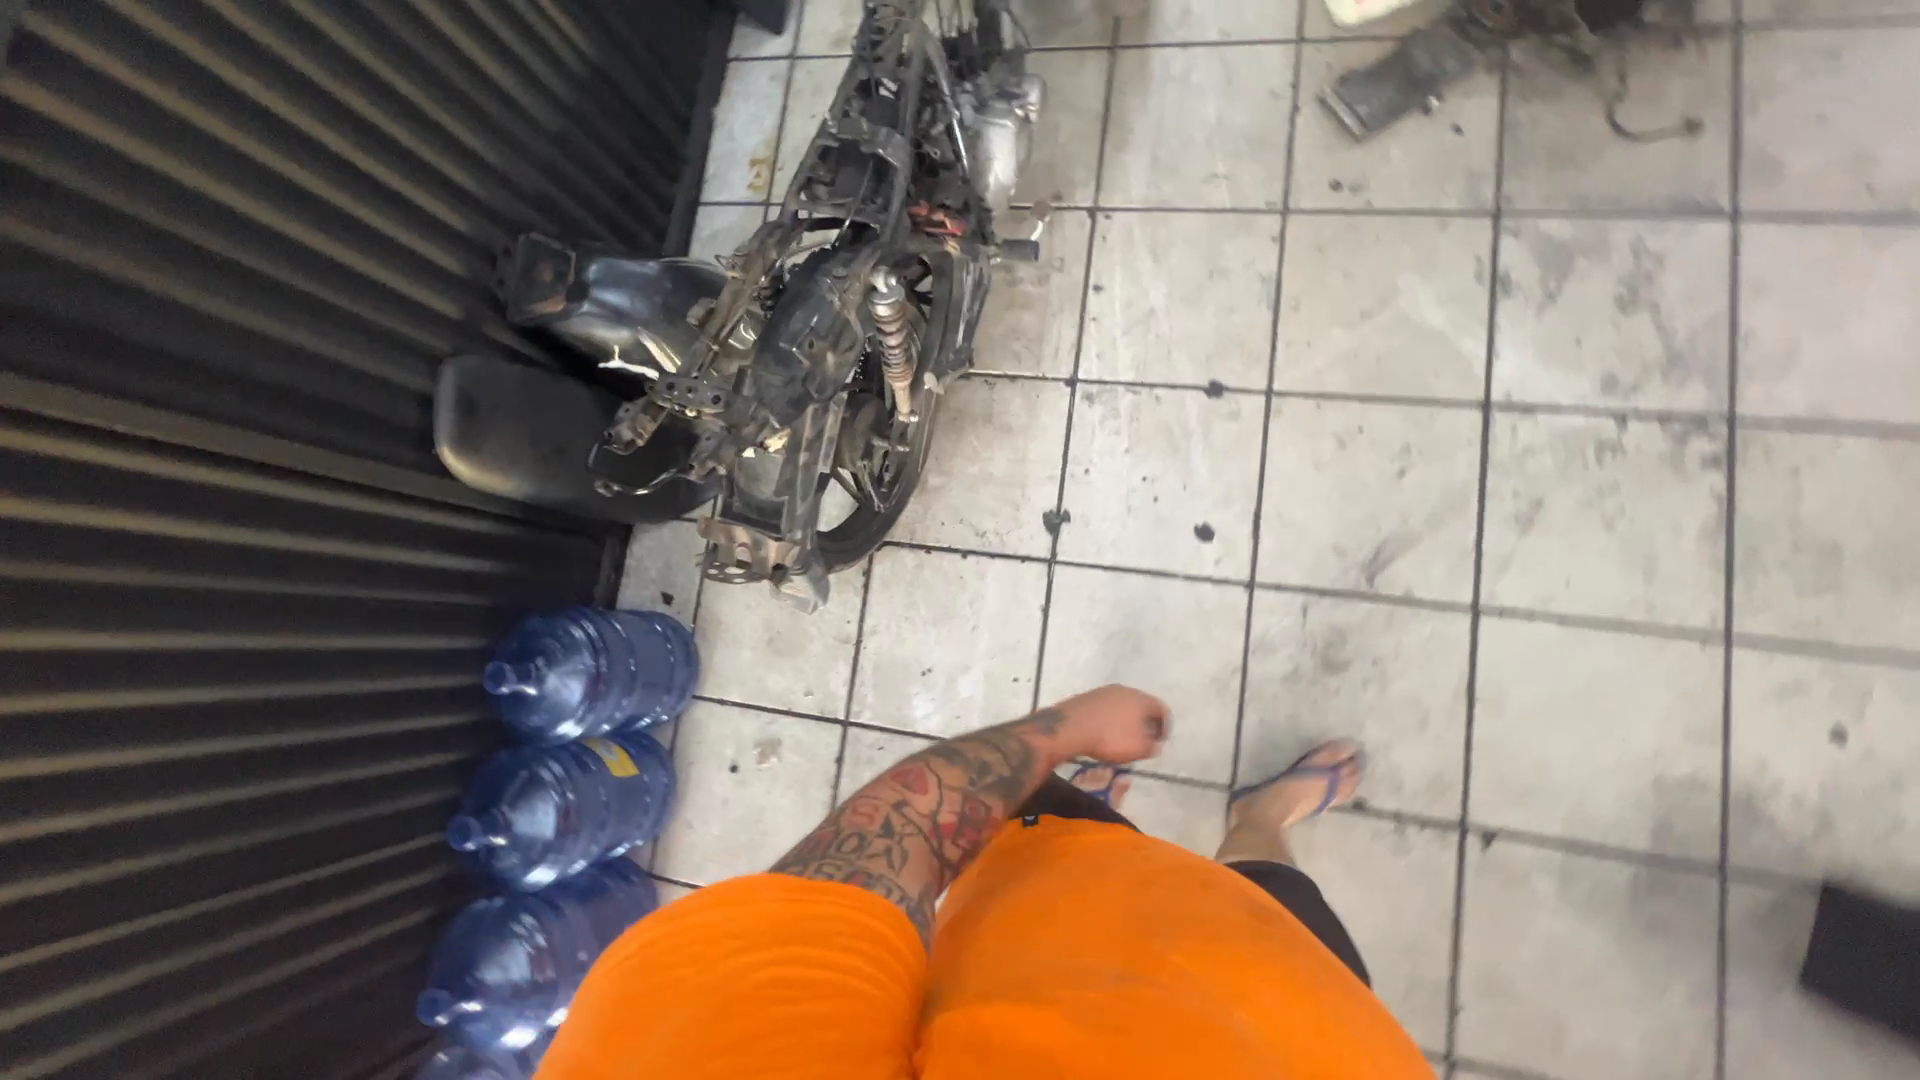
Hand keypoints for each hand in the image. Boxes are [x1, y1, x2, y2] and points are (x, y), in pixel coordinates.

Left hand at [1048, 685, 1170, 764]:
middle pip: (1142, 705)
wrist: (1071, 727)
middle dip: (1146, 722)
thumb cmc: (1110, 738)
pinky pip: (1107, 707)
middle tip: (1144, 739)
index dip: (1165, 727)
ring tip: (1123, 737)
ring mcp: (1104, 691)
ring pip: (1123, 705)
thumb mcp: (1138, 749)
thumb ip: (1152, 746)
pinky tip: (1105, 731)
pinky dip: (1111, 718)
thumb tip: (1155, 744)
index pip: (1162, 709)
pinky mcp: (1088, 696)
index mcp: (1141, 699)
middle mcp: (1125, 689)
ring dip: (1127, 720)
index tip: (1159, 741)